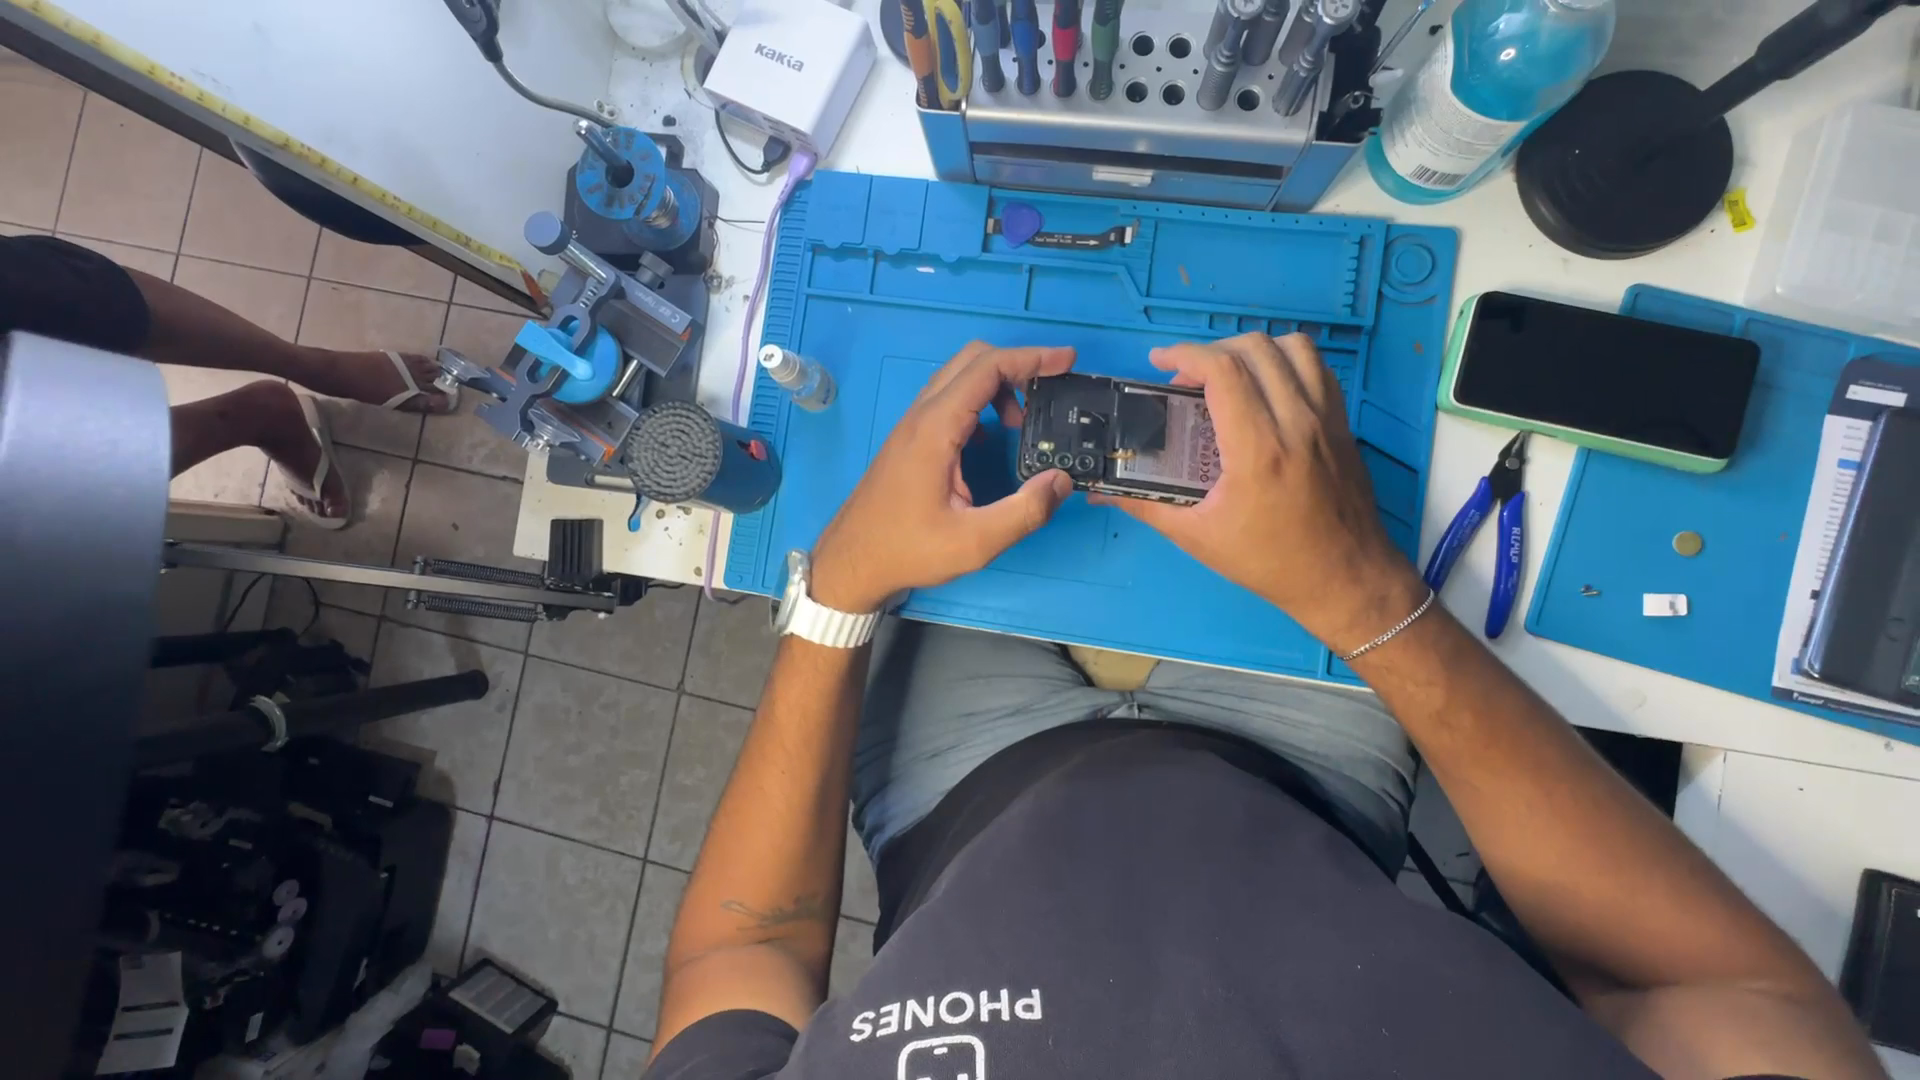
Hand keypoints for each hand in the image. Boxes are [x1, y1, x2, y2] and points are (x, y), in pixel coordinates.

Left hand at [810, 342, 1076, 611]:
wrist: (852, 562)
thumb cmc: (907, 550)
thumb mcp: (974, 543)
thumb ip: (1024, 512)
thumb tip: (1062, 480)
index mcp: (936, 429)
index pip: (987, 368)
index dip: (1031, 358)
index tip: (1067, 360)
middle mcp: (922, 416)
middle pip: (972, 360)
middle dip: (1017, 364)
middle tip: (1051, 388)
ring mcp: (912, 426)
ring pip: (958, 379)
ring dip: (997, 386)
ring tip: (1023, 423)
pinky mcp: (910, 440)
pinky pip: (949, 402)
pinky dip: (979, 404)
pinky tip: (992, 440)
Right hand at [1097, 332, 1426, 653]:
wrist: (1343, 579)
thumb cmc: (1268, 561)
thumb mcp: (1198, 537)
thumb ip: (1146, 506)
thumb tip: (1099, 493)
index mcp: (1258, 449)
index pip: (1223, 370)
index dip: (1185, 355)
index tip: (1160, 363)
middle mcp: (1297, 422)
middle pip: (1255, 348)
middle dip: (1211, 351)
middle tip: (1187, 379)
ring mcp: (1326, 418)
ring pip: (1293, 347)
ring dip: (1252, 350)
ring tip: (1228, 375)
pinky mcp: (1342, 423)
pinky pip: (1317, 368)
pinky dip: (1286, 362)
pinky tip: (1264, 388)